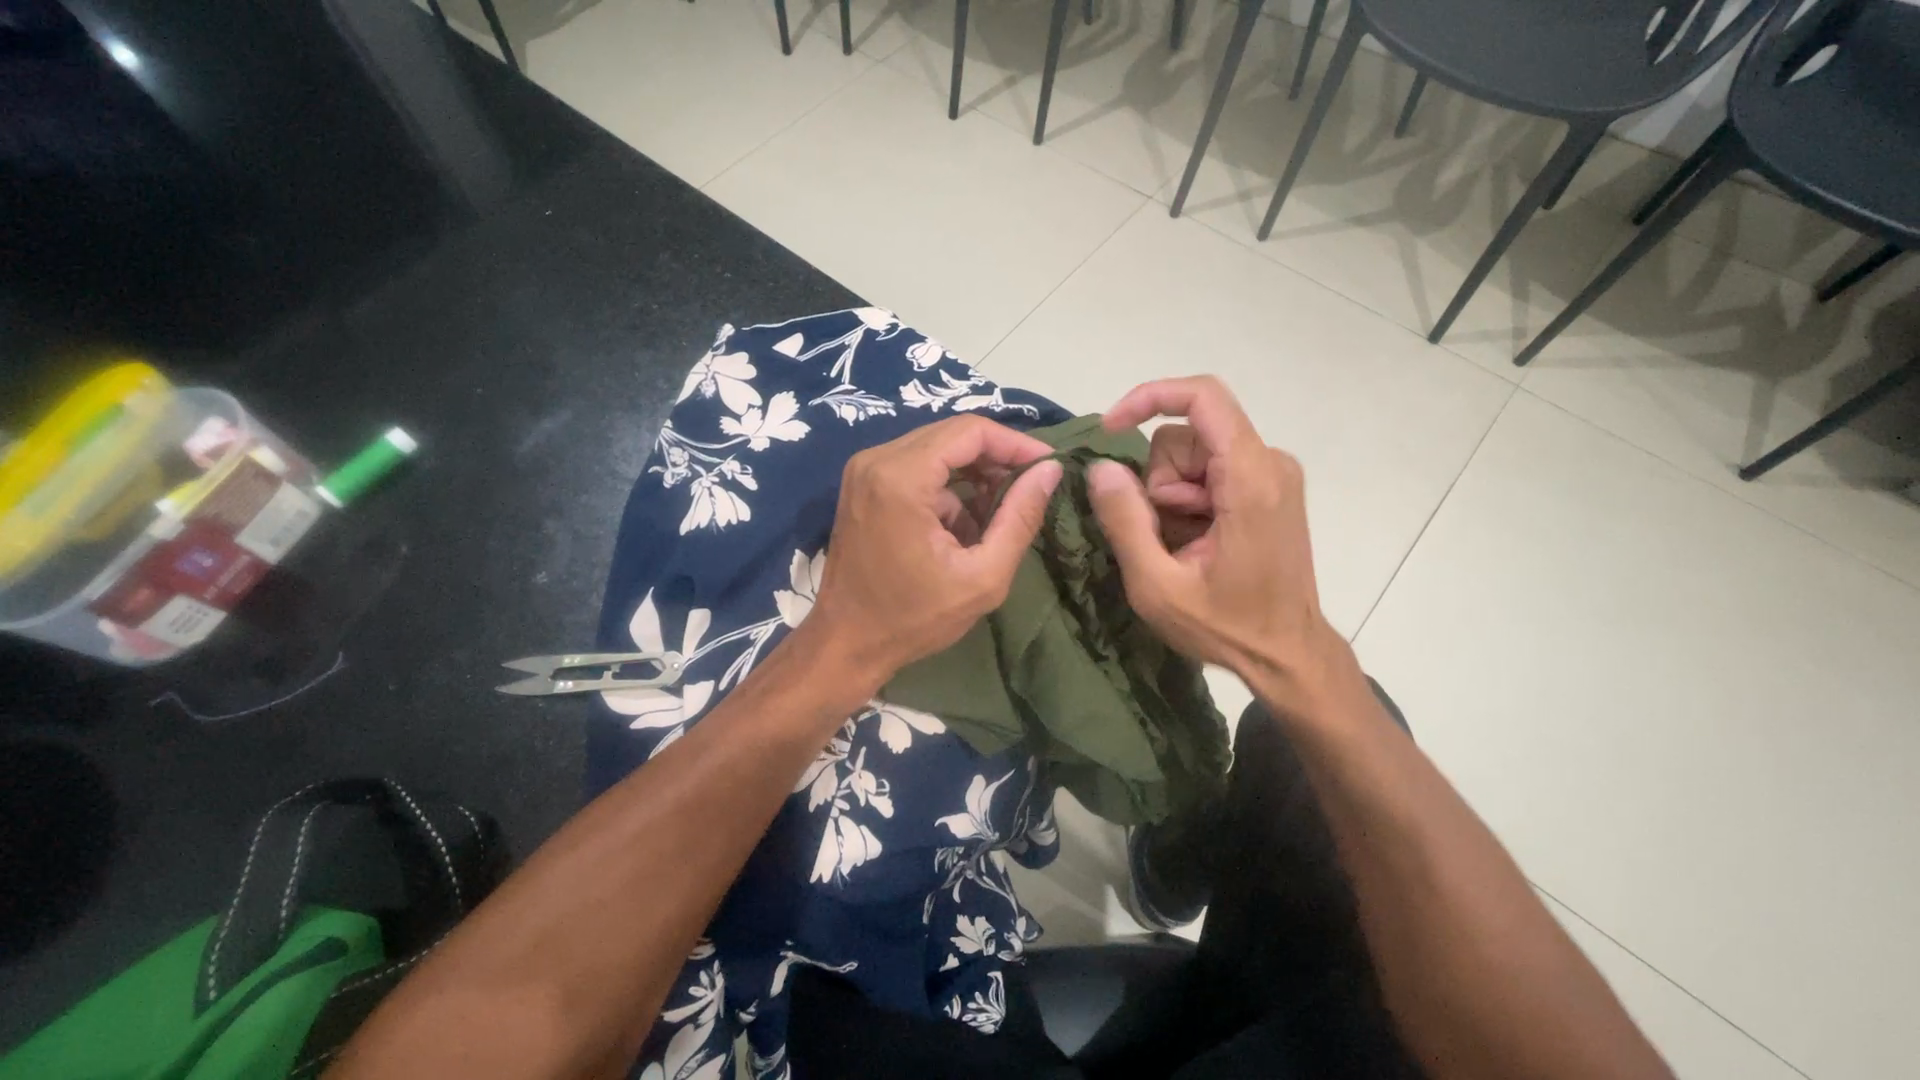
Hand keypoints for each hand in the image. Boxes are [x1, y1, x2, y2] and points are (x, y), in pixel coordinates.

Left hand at [798, 415, 1062, 696]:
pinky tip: (965, 525)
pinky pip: (917, 466)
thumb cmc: (913, 618)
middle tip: (1032, 486)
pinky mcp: (863, 485)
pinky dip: (947, 487)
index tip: (1050, 465)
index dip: (1016, 443)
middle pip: (952, 434)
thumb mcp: (982, 577)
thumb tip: (1051, 471)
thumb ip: (1020, 518)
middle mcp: (877, 460)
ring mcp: (865, 470)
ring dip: (974, 473)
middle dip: (997, 456)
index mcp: (901, 477)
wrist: (846, 642)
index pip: (970, 431)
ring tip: (1002, 512)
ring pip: (936, 448)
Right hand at [1087, 377, 1350, 711]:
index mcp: (1251, 480)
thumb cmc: (1226, 627)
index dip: (1150, 398)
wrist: (1288, 654)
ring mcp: (1274, 473)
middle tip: (1168, 538)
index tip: (1110, 429)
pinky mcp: (1270, 487)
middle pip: (1187, 435)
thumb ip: (1125, 521)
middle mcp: (1271, 463)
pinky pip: (1209, 470)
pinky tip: (1199, 542)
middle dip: (1159, 481)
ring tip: (1185, 546)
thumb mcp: (1157, 585)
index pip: (1203, 397)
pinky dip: (1190, 501)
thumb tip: (1101, 467)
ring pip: (1193, 453)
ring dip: (1173, 496)